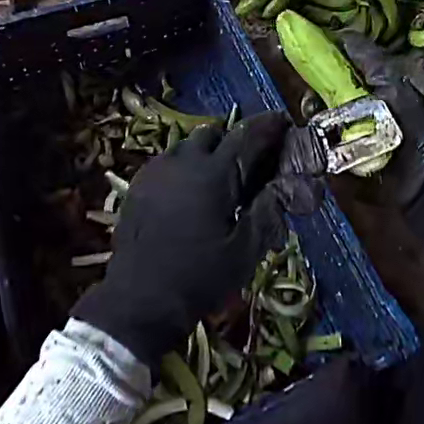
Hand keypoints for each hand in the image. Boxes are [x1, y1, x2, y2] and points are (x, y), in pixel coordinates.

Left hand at [73, 112, 290, 365]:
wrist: (138, 301)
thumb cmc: (198, 278)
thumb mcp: (244, 251)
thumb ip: (267, 211)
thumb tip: (285, 185)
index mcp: (214, 174)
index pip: (247, 135)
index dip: (269, 126)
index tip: (284, 122)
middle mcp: (184, 162)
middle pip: (214, 133)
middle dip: (235, 139)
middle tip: (251, 160)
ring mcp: (156, 172)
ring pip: (187, 145)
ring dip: (208, 152)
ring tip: (220, 176)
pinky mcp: (138, 185)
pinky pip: (167, 161)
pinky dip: (185, 165)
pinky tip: (190, 191)